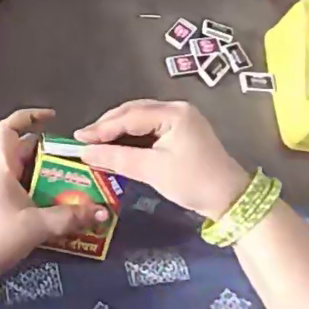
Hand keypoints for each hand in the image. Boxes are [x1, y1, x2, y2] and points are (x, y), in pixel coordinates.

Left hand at [0, 108, 108, 274]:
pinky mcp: (1, 208)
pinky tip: (62, 204)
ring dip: (49, 175)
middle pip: (24, 151)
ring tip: (76, 182)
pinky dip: (43, 192)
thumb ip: (70, 217)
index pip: (9, 128)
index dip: (29, 117)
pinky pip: (25, 190)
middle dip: (50, 152)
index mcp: (1, 166)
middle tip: (76, 159)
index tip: (52, 118)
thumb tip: (102, 211)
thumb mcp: (37, 225)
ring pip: (27, 172)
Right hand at [75, 100, 251, 219]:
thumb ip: (116, 158)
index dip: (102, 128)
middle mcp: (177, 109)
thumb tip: (84, 153)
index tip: (78, 139)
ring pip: (139, 119)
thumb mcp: (152, 170)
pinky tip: (116, 146)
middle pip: (133, 112)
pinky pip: (149, 129)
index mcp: (174, 112)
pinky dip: (131, 137)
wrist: (230, 199)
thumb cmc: (193, 182)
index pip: (129, 116)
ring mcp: (180, 119)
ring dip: (118, 131)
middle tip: (84, 141)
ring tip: (95, 144)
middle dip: (108, 126)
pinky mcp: (180, 132)